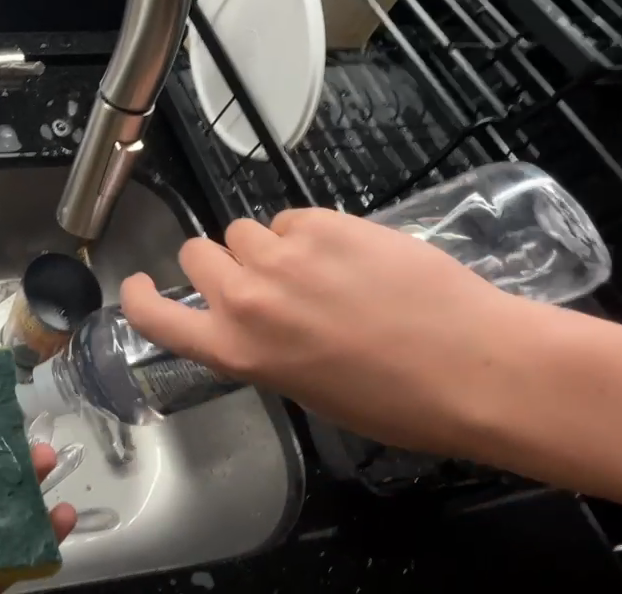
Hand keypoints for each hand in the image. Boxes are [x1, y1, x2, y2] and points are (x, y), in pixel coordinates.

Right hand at [118, 208, 531, 455]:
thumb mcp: (307, 390)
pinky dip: (311, 234)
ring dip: (268, 247)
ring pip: (244, 231)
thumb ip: (259, 348)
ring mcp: (280, 256)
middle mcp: (245, 300)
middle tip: (263, 280)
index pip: (153, 316)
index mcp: (237, 351)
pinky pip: (292, 219)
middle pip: (195, 254)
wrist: (484, 369)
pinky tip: (352, 258)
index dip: (138, 296)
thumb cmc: (402, 402)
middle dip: (220, 263)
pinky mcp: (320, 224)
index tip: (139, 284)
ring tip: (320, 270)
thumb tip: (251, 319)